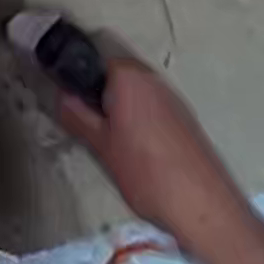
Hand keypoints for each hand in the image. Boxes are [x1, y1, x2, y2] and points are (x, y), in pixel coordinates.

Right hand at [59, 58, 263, 263]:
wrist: (204, 204)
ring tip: (111, 138)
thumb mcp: (102, 146)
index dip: (77, 76)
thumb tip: (60, 95)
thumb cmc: (146, 171)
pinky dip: (139, 116)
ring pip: (133, 90)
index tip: (66, 94)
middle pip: (114, 74)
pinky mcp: (183, 115)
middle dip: (98, 92)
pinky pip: (151, 104)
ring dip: (119, 105)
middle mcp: (150, 75)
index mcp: (127, 75)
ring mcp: (170, 94)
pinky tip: (138, 147)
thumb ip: (77, 116)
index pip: (93, 59)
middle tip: (87, 121)